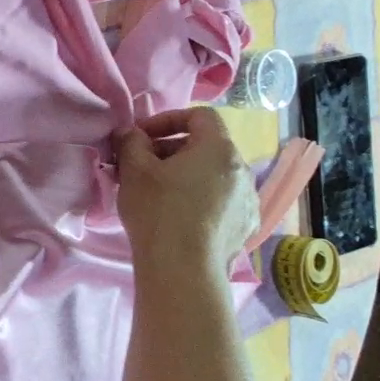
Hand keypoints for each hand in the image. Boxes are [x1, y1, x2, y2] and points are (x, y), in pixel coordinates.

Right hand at [115, 107, 258, 288]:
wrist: (184, 264)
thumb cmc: (158, 209)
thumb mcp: (134, 169)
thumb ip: (131, 142)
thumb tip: (131, 133)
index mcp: (218, 150)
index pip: (201, 115)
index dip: (167, 118)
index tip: (140, 136)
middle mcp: (241, 169)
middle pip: (206, 145)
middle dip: (171, 148)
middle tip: (140, 164)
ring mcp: (248, 198)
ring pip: (213, 173)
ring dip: (184, 172)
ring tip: (156, 190)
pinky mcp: (246, 222)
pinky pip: (220, 197)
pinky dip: (198, 195)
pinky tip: (177, 213)